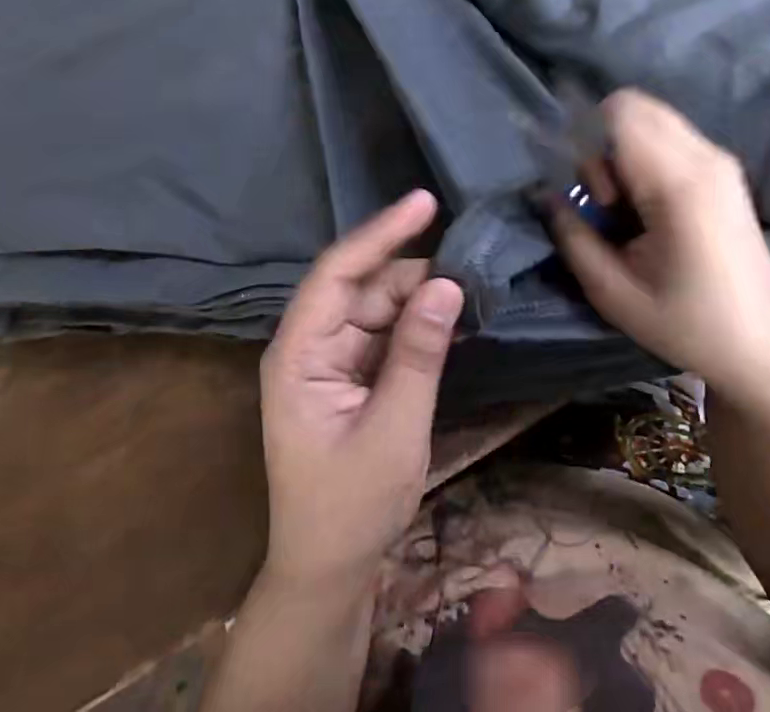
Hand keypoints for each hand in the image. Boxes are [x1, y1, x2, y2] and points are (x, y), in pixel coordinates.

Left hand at [258, 190, 463, 585]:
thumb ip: (419, 355)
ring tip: (470, 293)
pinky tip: (451, 320)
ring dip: (420, 300)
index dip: (380, 234)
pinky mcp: (353, 376)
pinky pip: (386, 335)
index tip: (425, 202)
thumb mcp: (394, 430)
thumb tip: (448, 285)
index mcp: (298, 355)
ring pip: (378, 308)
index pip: (336, 275)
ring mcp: (331, 361)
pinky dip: (418, 326)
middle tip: (471, 268)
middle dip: (412, 274)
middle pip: (361, 287)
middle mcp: (310, 346)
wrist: (331, 566)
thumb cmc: (351, 504)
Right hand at [550, 90, 769, 405]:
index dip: (586, 143)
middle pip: (634, 107)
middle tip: (608, 203)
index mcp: (680, 185)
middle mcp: (706, 158)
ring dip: (623, 152)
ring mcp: (721, 160)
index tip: (593, 196)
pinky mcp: (724, 171)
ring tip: (629, 209)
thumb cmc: (686, 326)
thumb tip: (545, 194)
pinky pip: (669, 136)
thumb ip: (572, 235)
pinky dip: (645, 157)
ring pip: (651, 119)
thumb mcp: (613, 293)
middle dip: (603, 145)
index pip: (619, 114)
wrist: (760, 345)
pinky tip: (649, 208)